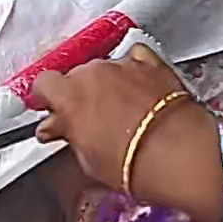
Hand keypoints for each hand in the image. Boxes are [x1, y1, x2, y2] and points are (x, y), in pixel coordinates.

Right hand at [33, 45, 222, 221]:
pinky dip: (134, 70)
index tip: (52, 111)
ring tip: (121, 110)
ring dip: (107, 84)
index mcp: (69, 95)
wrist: (178, 151)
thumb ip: (68, 135)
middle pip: (76, 75)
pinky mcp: (152, 63)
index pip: (44, 84)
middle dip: (79, 94)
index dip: (46, 97)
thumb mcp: (87, 160)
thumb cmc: (129, 163)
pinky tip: (140, 88)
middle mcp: (93, 72)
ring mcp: (123, 64)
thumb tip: (57, 128)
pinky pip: (135, 59)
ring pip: (105, 68)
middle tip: (88, 119)